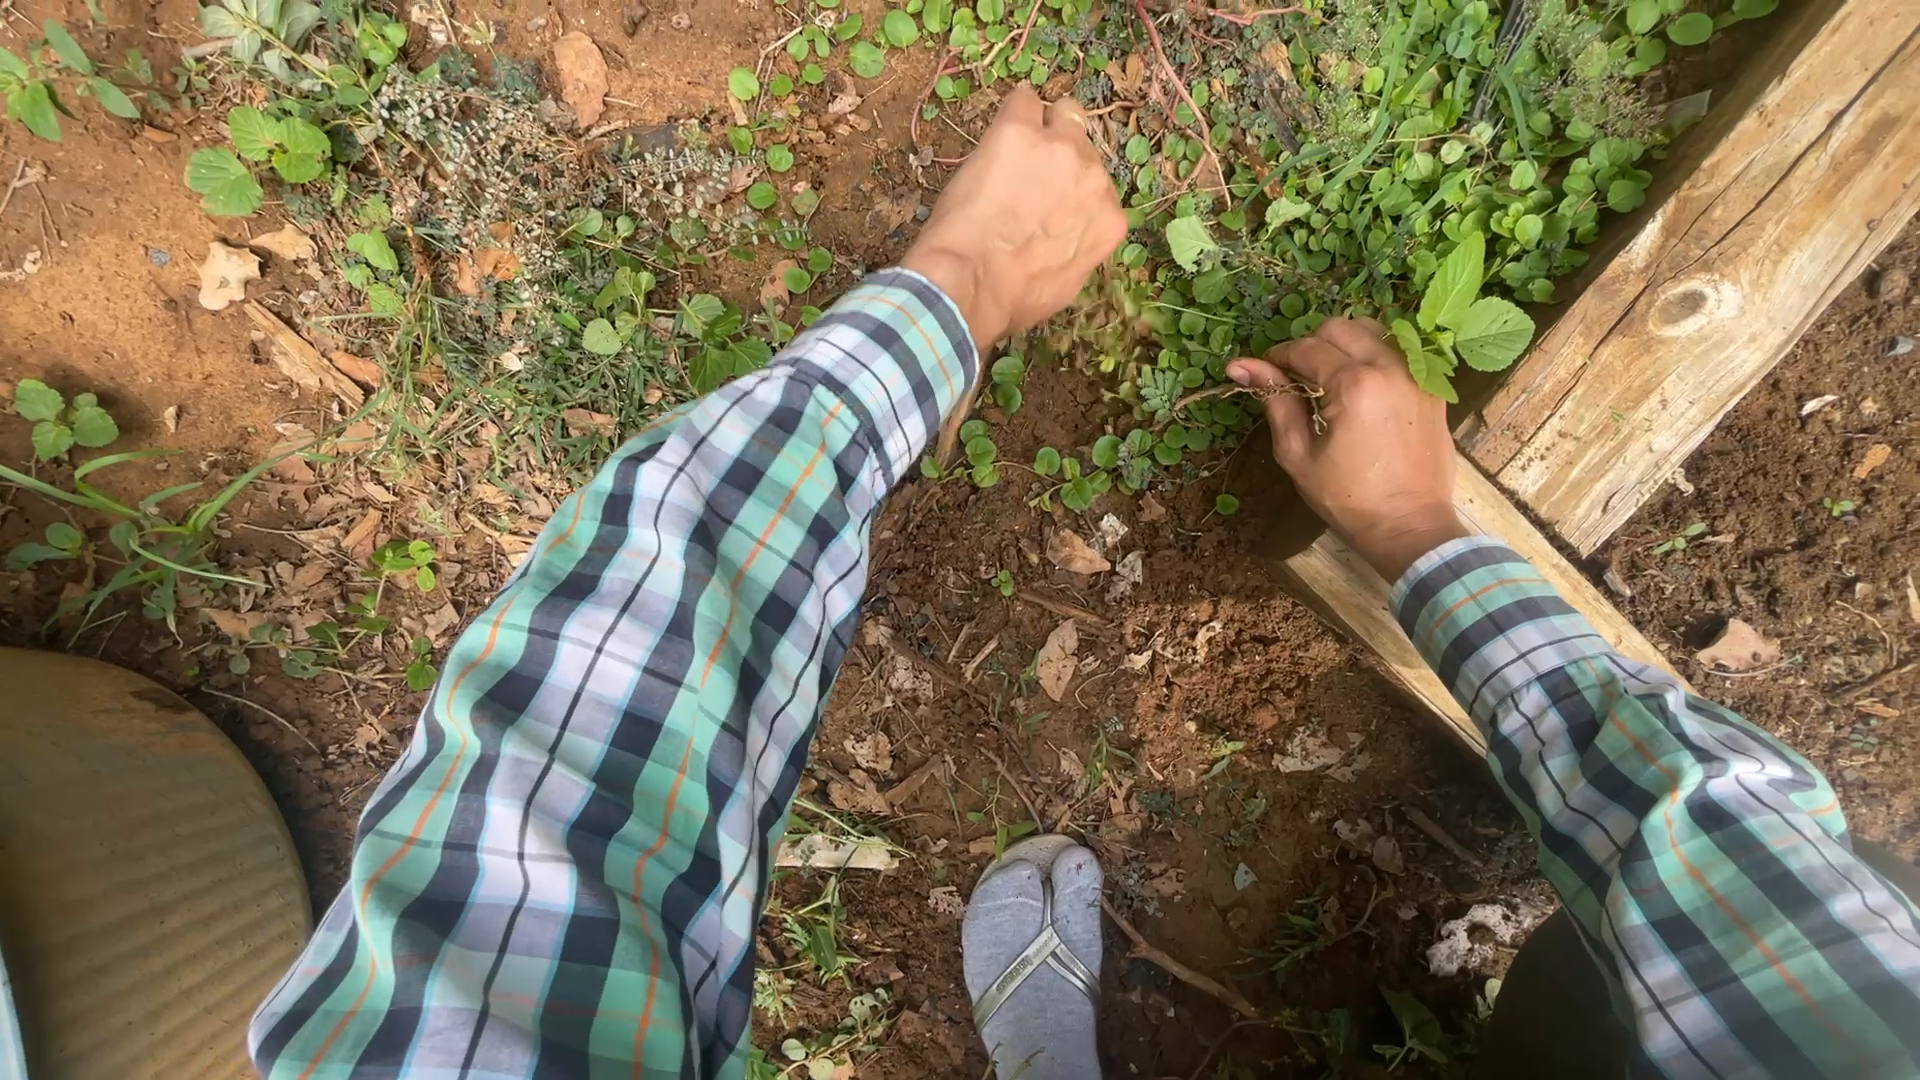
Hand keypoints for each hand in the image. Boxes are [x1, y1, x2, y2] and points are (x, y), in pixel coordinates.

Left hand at [901, 87, 1127, 350]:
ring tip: (1013, 156)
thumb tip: (1070, 242)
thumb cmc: (1014, 299)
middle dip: (1059, 164)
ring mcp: (1059, 148)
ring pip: (1063, 115)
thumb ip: (1078, 252)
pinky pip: (1024, 101)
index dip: (1072, 200)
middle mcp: (1094, 179)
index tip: (1050, 209)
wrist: (972, 283)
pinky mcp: (1018, 130)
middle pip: (1084, 152)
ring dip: (1042, 132)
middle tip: (1026, 186)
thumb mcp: (1064, 287)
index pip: (1099, 194)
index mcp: (1109, 222)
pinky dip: (1014, 113)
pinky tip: (998, 134)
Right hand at [1227, 318, 1469, 580]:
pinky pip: (1399, 351)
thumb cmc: (1345, 497)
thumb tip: (1240, 366)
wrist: (1408, 525)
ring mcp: (1418, 374)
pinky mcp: (1432, 387)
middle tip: (1294, 377)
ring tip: (1327, 379)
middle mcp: (1391, 367)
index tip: (1261, 373)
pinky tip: (1358, 387)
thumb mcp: (1297, 452)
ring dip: (1343, 345)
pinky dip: (1372, 356)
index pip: (1306, 348)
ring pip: (1373, 331)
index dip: (1277, 357)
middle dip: (1310, 345)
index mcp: (1355, 384)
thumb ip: (1275, 401)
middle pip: (1341, 328)